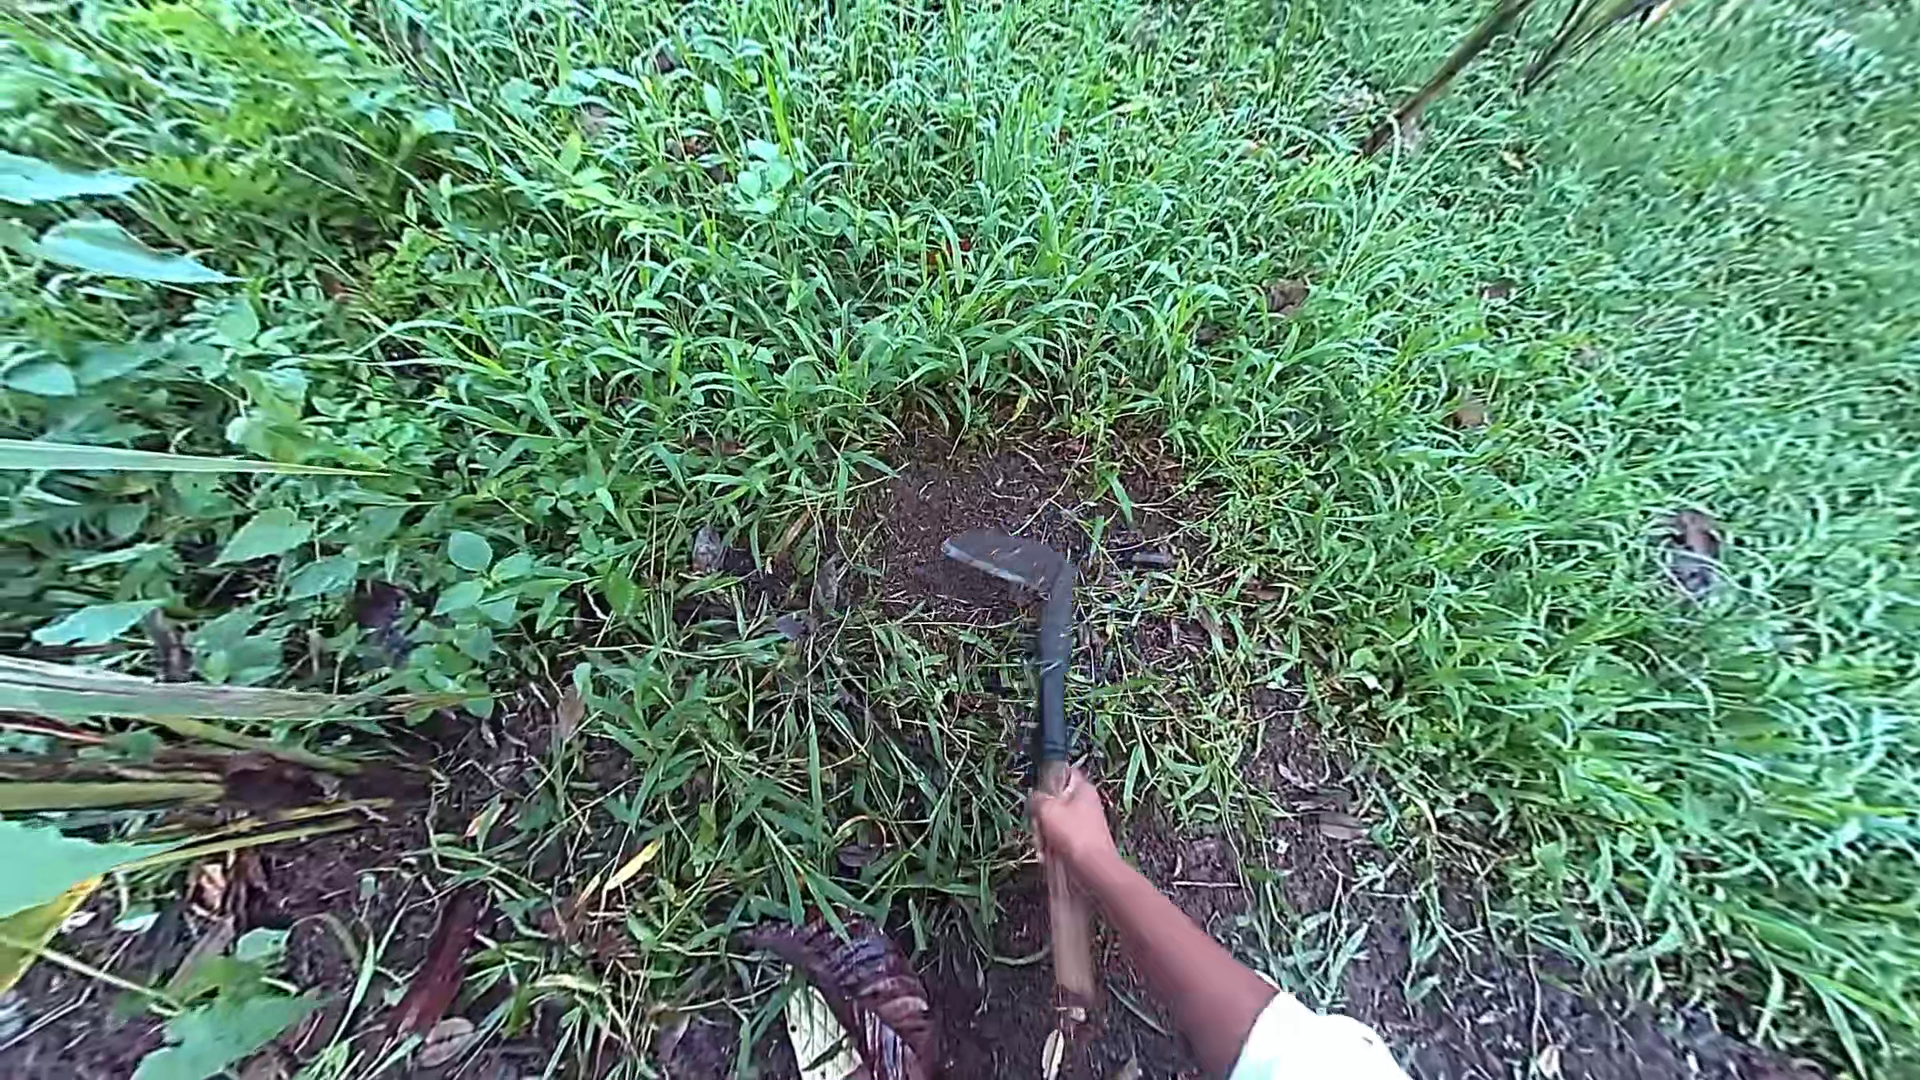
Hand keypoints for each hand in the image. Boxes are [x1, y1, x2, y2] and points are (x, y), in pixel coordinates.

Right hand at [1028, 766, 1117, 875]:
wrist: (1094, 870)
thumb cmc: (1072, 833)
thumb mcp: (1047, 809)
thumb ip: (1037, 798)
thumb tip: (1035, 798)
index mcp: (1083, 789)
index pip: (1064, 773)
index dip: (1048, 781)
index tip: (1038, 794)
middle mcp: (1088, 803)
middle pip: (1057, 802)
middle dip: (1043, 816)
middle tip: (1038, 826)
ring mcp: (1088, 824)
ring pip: (1057, 822)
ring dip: (1045, 835)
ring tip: (1043, 847)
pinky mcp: (1085, 843)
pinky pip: (1063, 839)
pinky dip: (1053, 847)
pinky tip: (1048, 856)